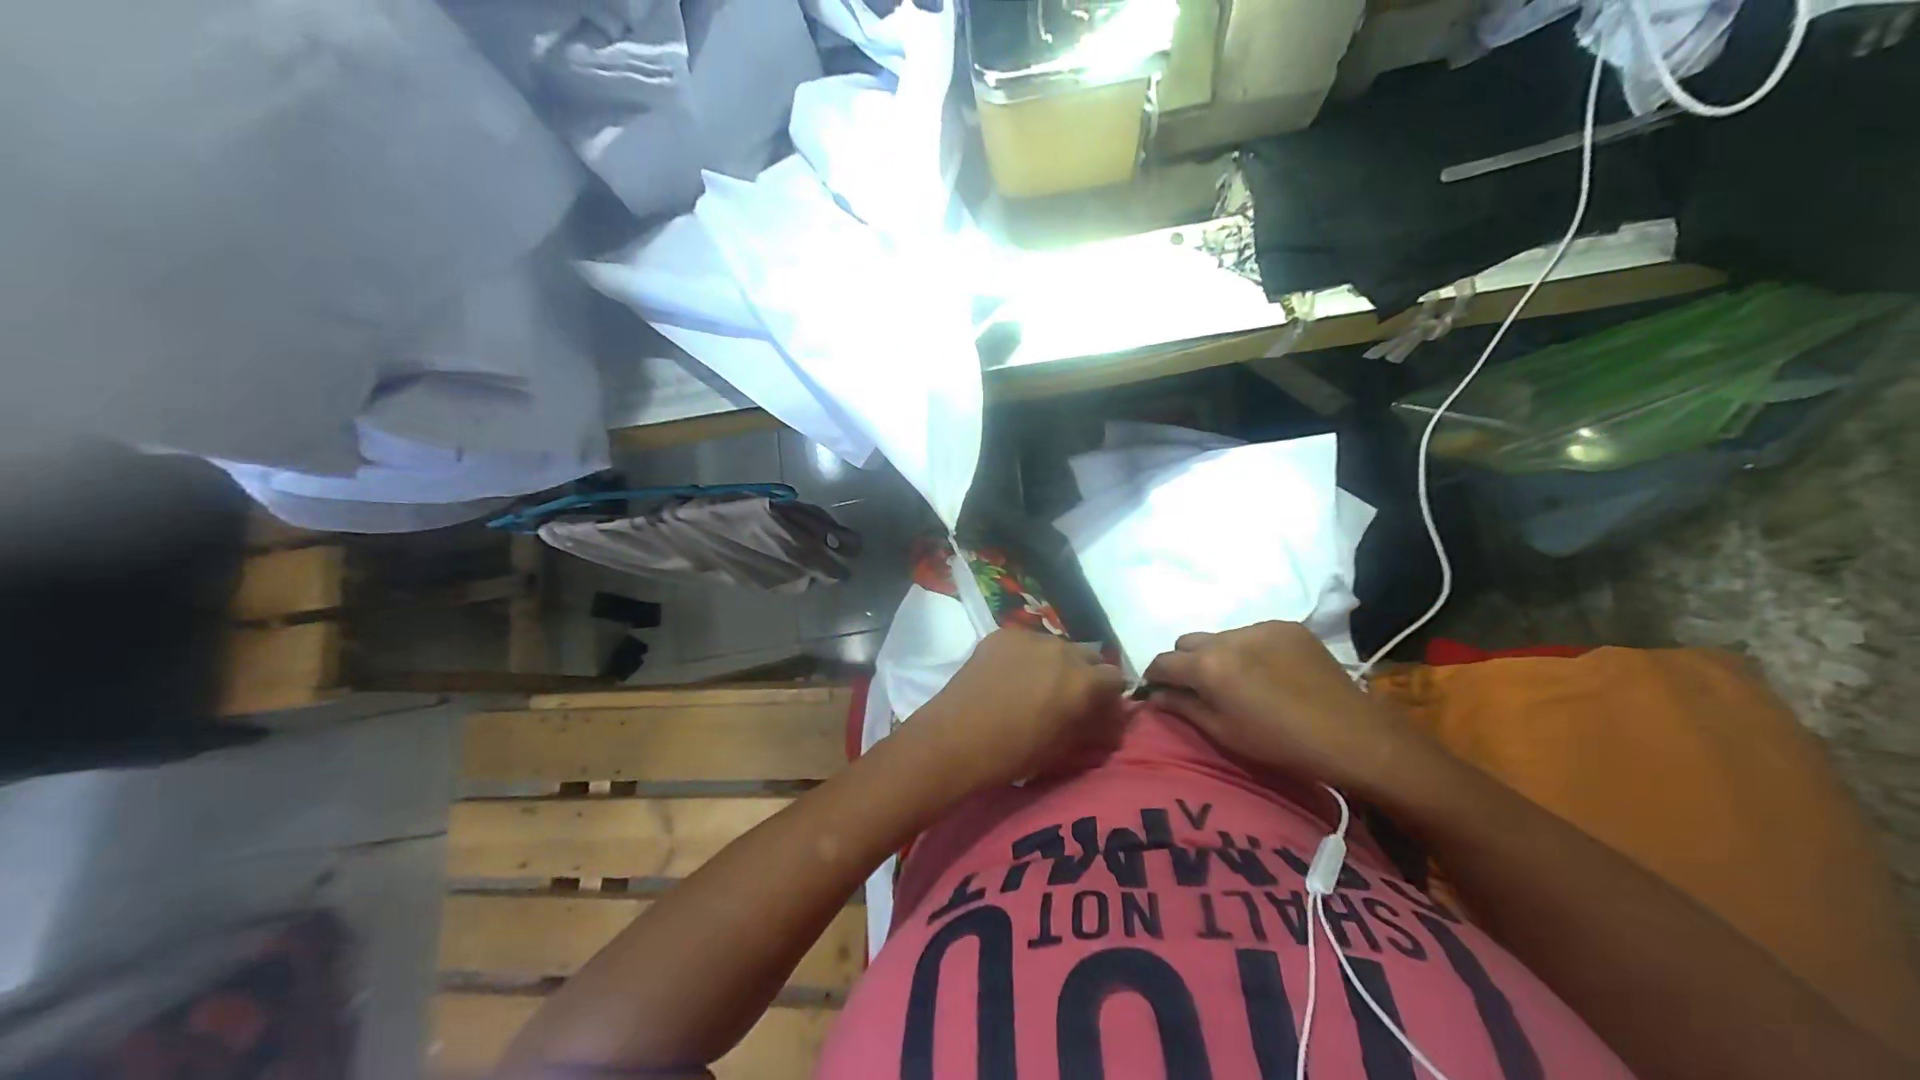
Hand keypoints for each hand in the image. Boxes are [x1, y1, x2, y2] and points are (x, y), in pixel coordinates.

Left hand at [910, 628, 1126, 788]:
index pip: (1115, 678)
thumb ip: (1093, 730)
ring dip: (1055, 661)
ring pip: (1057, 645)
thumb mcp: (1063, 749)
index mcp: (1084, 681)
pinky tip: (1008, 675)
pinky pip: (1026, 642)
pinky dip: (1026, 655)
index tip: (1098, 708)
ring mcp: (1030, 637)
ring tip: (1035, 684)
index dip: (1109, 695)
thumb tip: (1113, 726)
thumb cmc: (1014, 753)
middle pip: (1089, 655)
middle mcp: (1063, 650)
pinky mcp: (1002, 634)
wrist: (956, 738)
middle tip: (1067, 696)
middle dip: (1086, 673)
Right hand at [1143, 621, 1439, 792]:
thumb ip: (1183, 708)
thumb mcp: (1223, 733)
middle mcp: (1228, 638)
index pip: (1163, 661)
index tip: (1159, 690)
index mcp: (1208, 666)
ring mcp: (1260, 627)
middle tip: (1200, 688)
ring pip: (1221, 636)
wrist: (1351, 735)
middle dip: (1185, 662)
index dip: (1155, 676)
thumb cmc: (1280, 744)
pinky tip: (1269, 673)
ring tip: (1240, 680)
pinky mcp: (1287, 627)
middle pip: (1188, 642)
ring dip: (1219, 654)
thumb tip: (1154, 696)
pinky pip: (1253, 633)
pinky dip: (1250, 649)